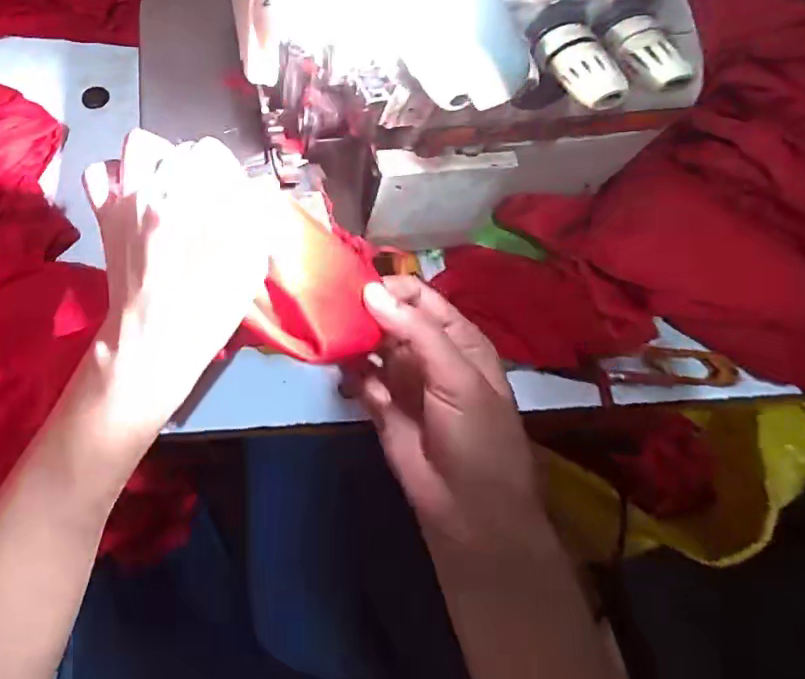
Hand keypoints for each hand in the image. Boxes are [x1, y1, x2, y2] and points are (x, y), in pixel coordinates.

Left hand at [78, 129, 269, 447]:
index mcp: (207, 192)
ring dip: (154, 154)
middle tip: (199, 190)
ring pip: (139, 144)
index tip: (228, 191)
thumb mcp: (253, 258)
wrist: (158, 336)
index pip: (214, 152)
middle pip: (181, 148)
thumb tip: (253, 188)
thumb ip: (257, 211)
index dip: (224, 170)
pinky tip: (127, 188)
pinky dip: (112, 173)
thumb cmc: (211, 304)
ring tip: (163, 177)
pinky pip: (99, 173)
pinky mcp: (106, 213)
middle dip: (194, 163)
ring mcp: (131, 196)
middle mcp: (166, 184)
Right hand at [345, 276, 545, 554]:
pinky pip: (356, 374)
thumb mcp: (458, 379)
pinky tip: (337, 368)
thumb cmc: (478, 440)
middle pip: (386, 314)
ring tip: (326, 333)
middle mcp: (425, 350)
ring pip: (368, 342)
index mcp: (455, 337)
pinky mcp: (379, 403)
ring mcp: (401, 377)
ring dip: (348, 336)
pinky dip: (345, 368)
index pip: (416, 295)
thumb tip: (370, 290)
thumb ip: (417, 332)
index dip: (386, 287)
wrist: (472, 516)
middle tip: (328, 307)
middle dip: (360, 309)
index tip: (352, 289)